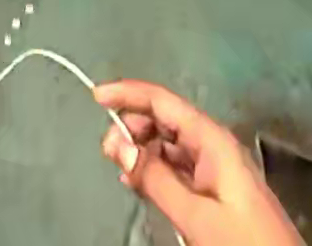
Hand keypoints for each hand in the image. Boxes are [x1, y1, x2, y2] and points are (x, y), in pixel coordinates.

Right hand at [94, 80, 300, 245]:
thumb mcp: (196, 217)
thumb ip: (155, 178)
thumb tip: (117, 143)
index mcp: (212, 139)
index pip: (162, 100)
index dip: (128, 94)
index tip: (95, 96)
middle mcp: (213, 144)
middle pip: (164, 119)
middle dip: (133, 126)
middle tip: (108, 152)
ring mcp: (215, 168)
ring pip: (168, 143)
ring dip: (142, 150)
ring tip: (122, 171)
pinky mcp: (215, 191)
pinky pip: (177, 167)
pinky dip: (155, 170)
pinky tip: (140, 184)